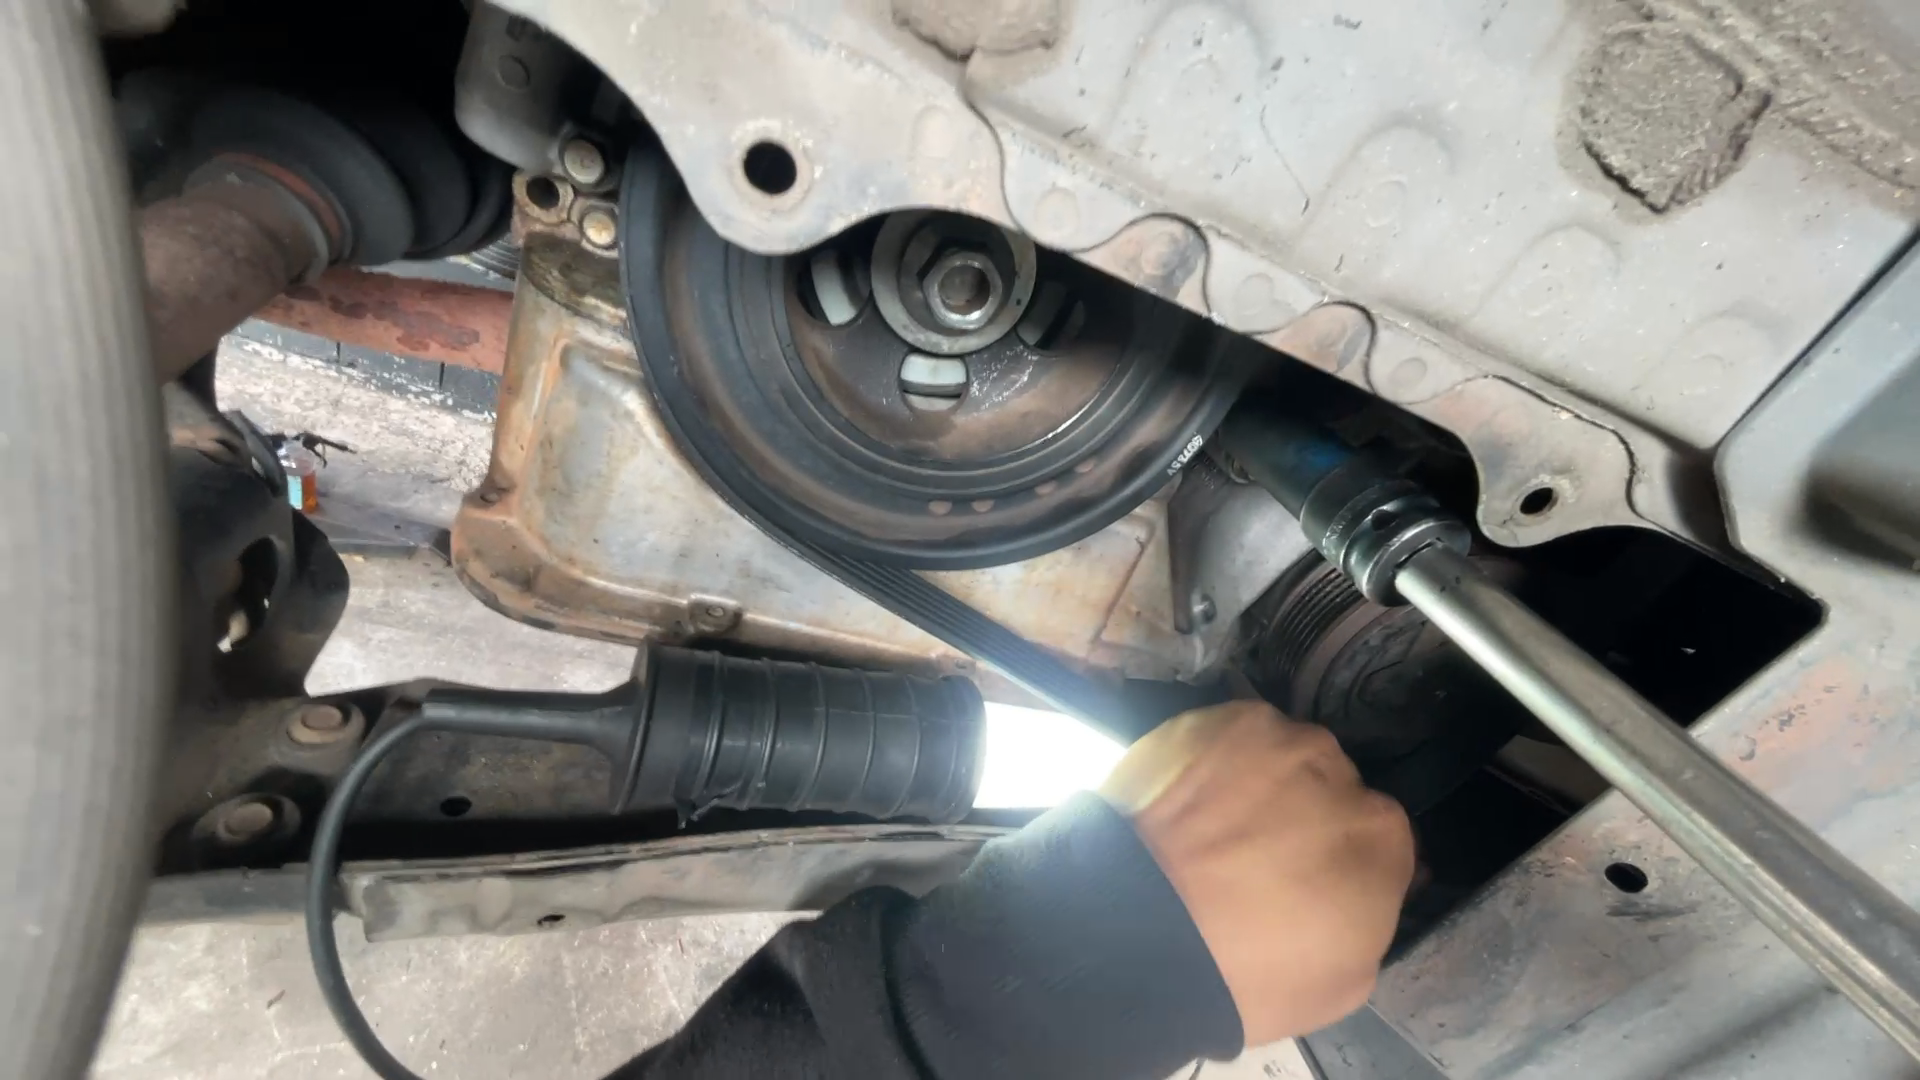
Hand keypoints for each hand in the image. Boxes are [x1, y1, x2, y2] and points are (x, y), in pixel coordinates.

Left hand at [1100, 701, 1413, 1045]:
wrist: (1140, 917)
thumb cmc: (1247, 968)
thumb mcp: (1343, 976)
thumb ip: (1367, 911)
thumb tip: (1359, 882)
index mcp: (1378, 833)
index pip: (1375, 832)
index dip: (1338, 852)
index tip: (1307, 871)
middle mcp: (1332, 768)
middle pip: (1327, 781)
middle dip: (1301, 806)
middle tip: (1252, 844)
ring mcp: (1267, 735)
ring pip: (1276, 751)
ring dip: (1256, 775)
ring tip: (1211, 815)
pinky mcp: (1206, 718)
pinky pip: (1223, 733)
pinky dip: (1210, 755)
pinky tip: (1184, 791)